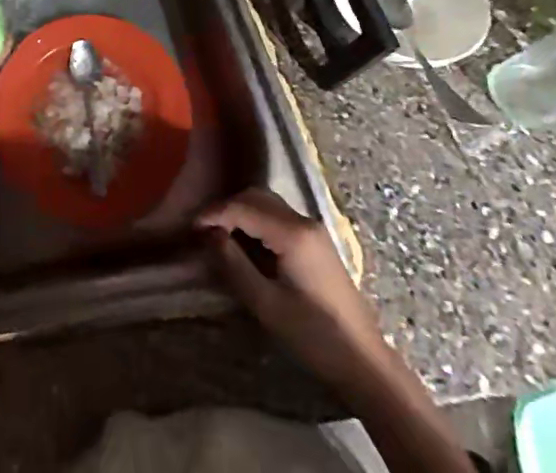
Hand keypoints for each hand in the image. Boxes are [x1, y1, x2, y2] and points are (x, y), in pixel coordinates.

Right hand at [195, 189, 381, 365]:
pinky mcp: (316, 241)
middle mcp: (304, 222)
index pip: (243, 207)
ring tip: (219, 235)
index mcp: (293, 234)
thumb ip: (233, 263)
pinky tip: (244, 242)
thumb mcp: (265, 303)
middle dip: (226, 208)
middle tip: (203, 231)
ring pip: (267, 203)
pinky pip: (278, 217)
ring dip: (240, 212)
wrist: (363, 360)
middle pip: (256, 196)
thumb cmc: (313, 334)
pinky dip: (256, 220)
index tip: (191, 228)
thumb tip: (209, 234)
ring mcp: (313, 230)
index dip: (213, 214)